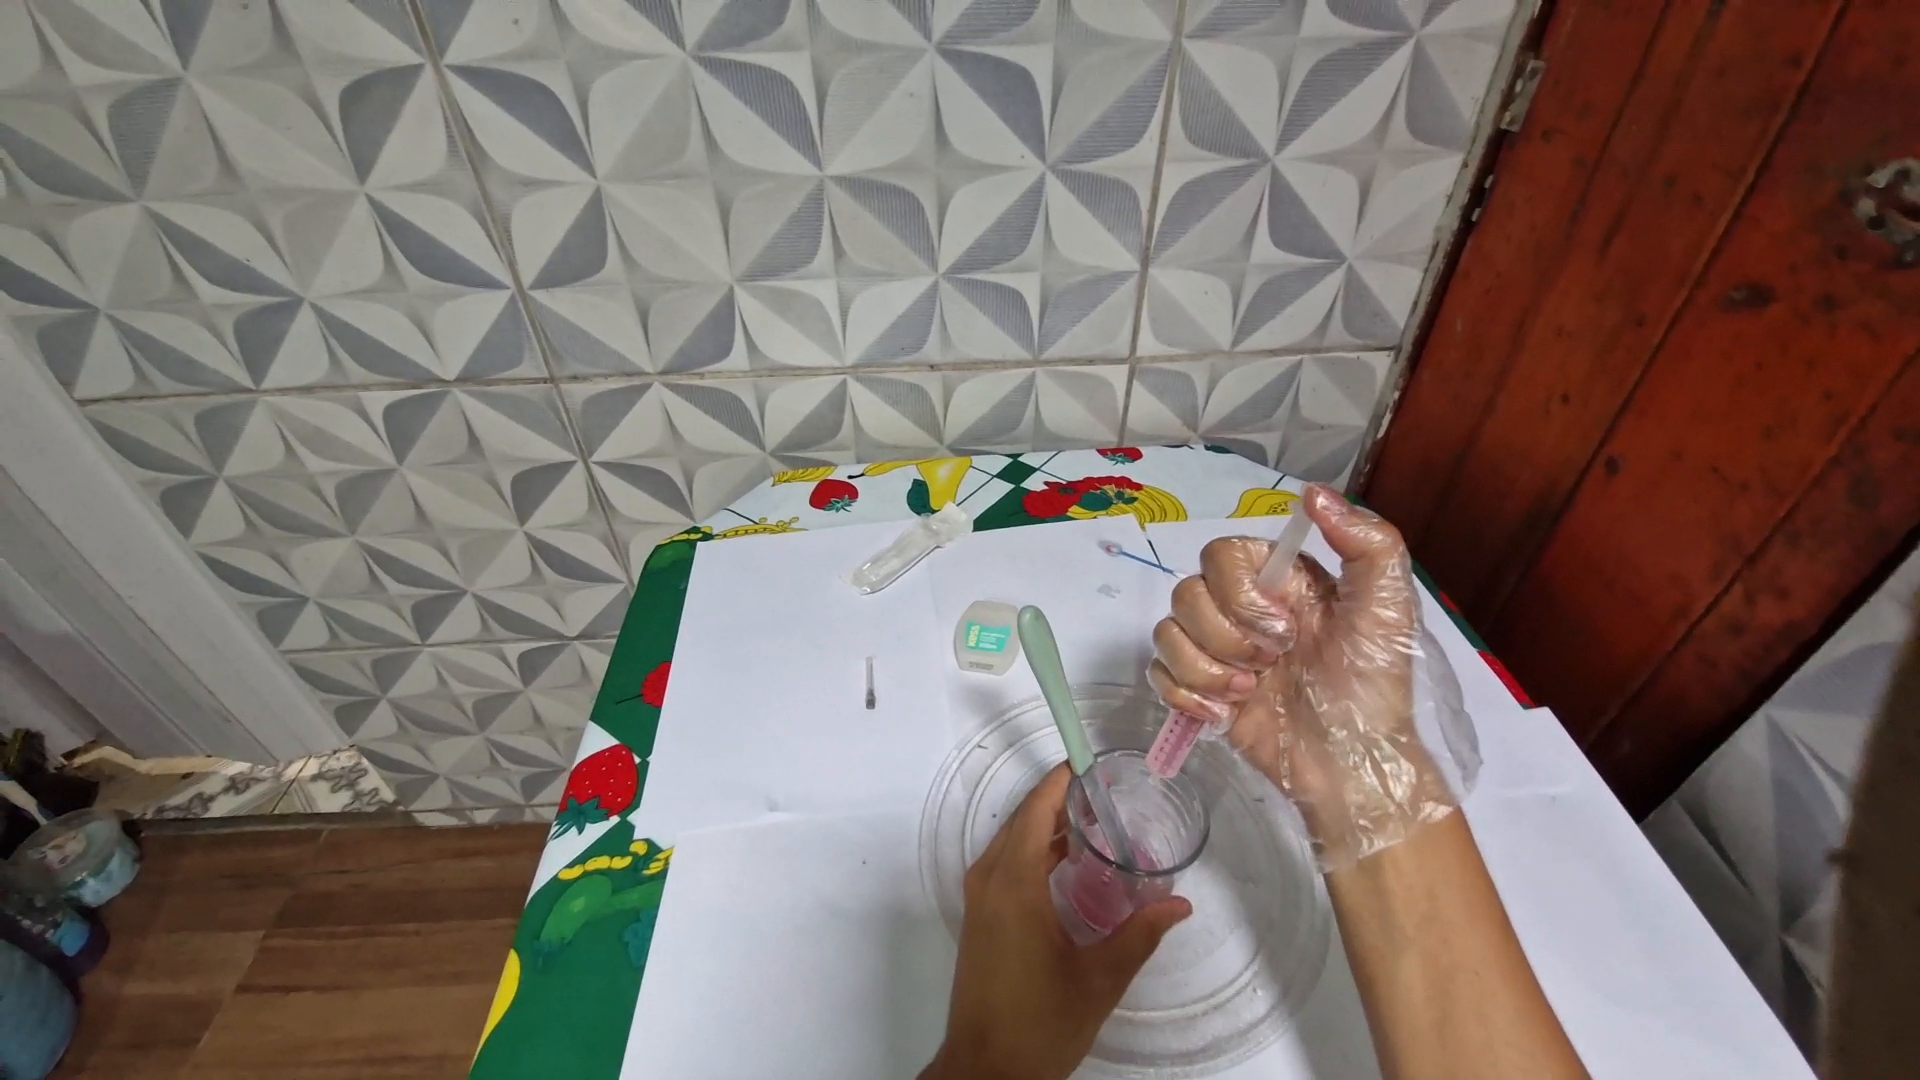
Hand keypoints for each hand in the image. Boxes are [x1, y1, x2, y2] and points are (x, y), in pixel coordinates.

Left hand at [921, 765, 1191, 1079]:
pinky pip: (1006, 863)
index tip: (1090, 763)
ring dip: (1047, 826)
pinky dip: (1034, 851)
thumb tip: (1179, 903)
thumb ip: (1140, 936)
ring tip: (1095, 823)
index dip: (1060, 782)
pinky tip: (1068, 862)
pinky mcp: (979, 914)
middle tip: (1107, 795)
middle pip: (1023, 820)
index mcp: (1014, 883)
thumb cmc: (1040, 1022)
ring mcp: (980, 897)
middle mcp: (989, 878)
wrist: (985, 1070)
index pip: (1035, 810)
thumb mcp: (1098, 979)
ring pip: (1013, 841)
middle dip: (1060, 801)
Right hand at [1146, 485, 1452, 865]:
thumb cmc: (1371, 683)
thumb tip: (1311, 492)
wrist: (1352, 763)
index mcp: (1275, 580)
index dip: (1239, 593)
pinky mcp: (1196, 689)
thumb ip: (1367, 542)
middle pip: (1185, 594)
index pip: (1219, 554)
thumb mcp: (1387, 608)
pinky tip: (1225, 713)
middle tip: (1271, 663)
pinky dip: (1187, 696)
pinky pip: (1158, 673)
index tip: (1283, 627)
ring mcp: (1213, 649)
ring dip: (1208, 669)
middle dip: (1226, 637)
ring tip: (1250, 692)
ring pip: (1166, 633)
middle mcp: (1237, 608)